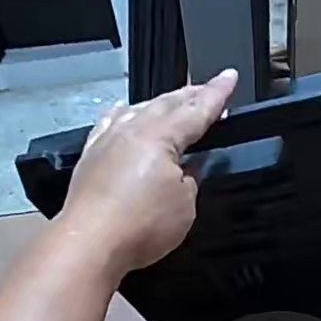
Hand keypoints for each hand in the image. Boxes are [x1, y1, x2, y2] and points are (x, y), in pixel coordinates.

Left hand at [59, 69, 239, 273]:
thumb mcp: (184, 208)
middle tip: (206, 88)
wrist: (90, 243)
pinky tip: (122, 112)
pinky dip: (122, 115)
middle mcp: (132, 129)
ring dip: (158, 104)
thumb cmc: (139, 227)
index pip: (196, 110)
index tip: (229, 77)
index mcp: (161, 136)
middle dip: (190, 95)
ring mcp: (107, 141)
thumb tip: (186, 173)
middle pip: (166, 103)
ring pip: (138, 109)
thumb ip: (190, 183)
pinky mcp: (90, 158)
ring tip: (171, 101)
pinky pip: (109, 124)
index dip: (216, 95)